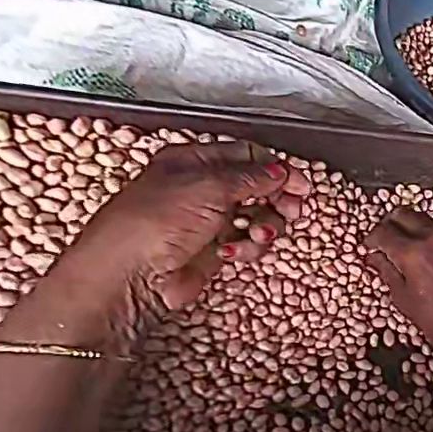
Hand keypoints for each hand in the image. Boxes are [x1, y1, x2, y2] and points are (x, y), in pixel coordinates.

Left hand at [23, 141, 310, 352]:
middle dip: (277, 201)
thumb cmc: (157, 221)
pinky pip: (248, 242)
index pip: (249, 156)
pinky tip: (231, 253)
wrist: (131, 274)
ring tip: (255, 236)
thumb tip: (283, 171)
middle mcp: (204, 187)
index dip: (278, 170)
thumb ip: (252, 177)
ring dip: (264, 227)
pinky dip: (247, 248)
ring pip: (259, 217)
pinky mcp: (216, 248)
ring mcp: (211, 219)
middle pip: (260, 187)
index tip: (301, 186)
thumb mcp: (209, 187)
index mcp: (195, 161)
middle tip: (291, 212)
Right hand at [364, 207, 432, 365]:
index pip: (383, 232)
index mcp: (413, 253)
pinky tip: (421, 251)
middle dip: (389, 223)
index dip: (372, 238)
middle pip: (403, 214)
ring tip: (401, 245)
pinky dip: (426, 234)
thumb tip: (375, 257)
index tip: (369, 246)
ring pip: (423, 219)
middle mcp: (432, 240)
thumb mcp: (403, 299)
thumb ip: (387, 272)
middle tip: (383, 239)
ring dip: (408, 226)